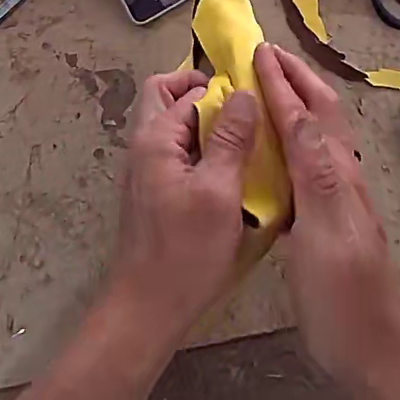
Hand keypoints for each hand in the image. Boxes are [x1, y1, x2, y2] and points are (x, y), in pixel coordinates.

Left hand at [109, 67, 259, 330]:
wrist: (146, 312)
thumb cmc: (185, 251)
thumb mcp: (219, 191)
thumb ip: (231, 138)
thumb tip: (244, 92)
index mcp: (155, 138)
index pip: (188, 90)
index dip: (222, 88)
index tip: (254, 97)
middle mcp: (144, 145)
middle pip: (165, 95)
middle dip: (201, 92)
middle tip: (238, 108)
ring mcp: (146, 168)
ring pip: (170, 122)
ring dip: (202, 119)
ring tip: (240, 136)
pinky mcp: (155, 188)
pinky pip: (176, 148)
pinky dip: (199, 144)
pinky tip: (228, 166)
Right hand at [255, 44, 399, 399]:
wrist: (373, 349)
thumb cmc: (342, 295)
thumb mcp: (324, 231)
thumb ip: (314, 171)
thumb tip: (300, 113)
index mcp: (334, 171)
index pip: (304, 113)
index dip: (282, 81)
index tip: (259, 52)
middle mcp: (340, 173)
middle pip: (321, 111)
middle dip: (296, 77)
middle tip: (268, 54)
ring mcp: (338, 194)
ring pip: (317, 131)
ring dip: (296, 100)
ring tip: (272, 86)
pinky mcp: (328, 215)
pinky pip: (309, 158)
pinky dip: (292, 136)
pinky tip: (277, 148)